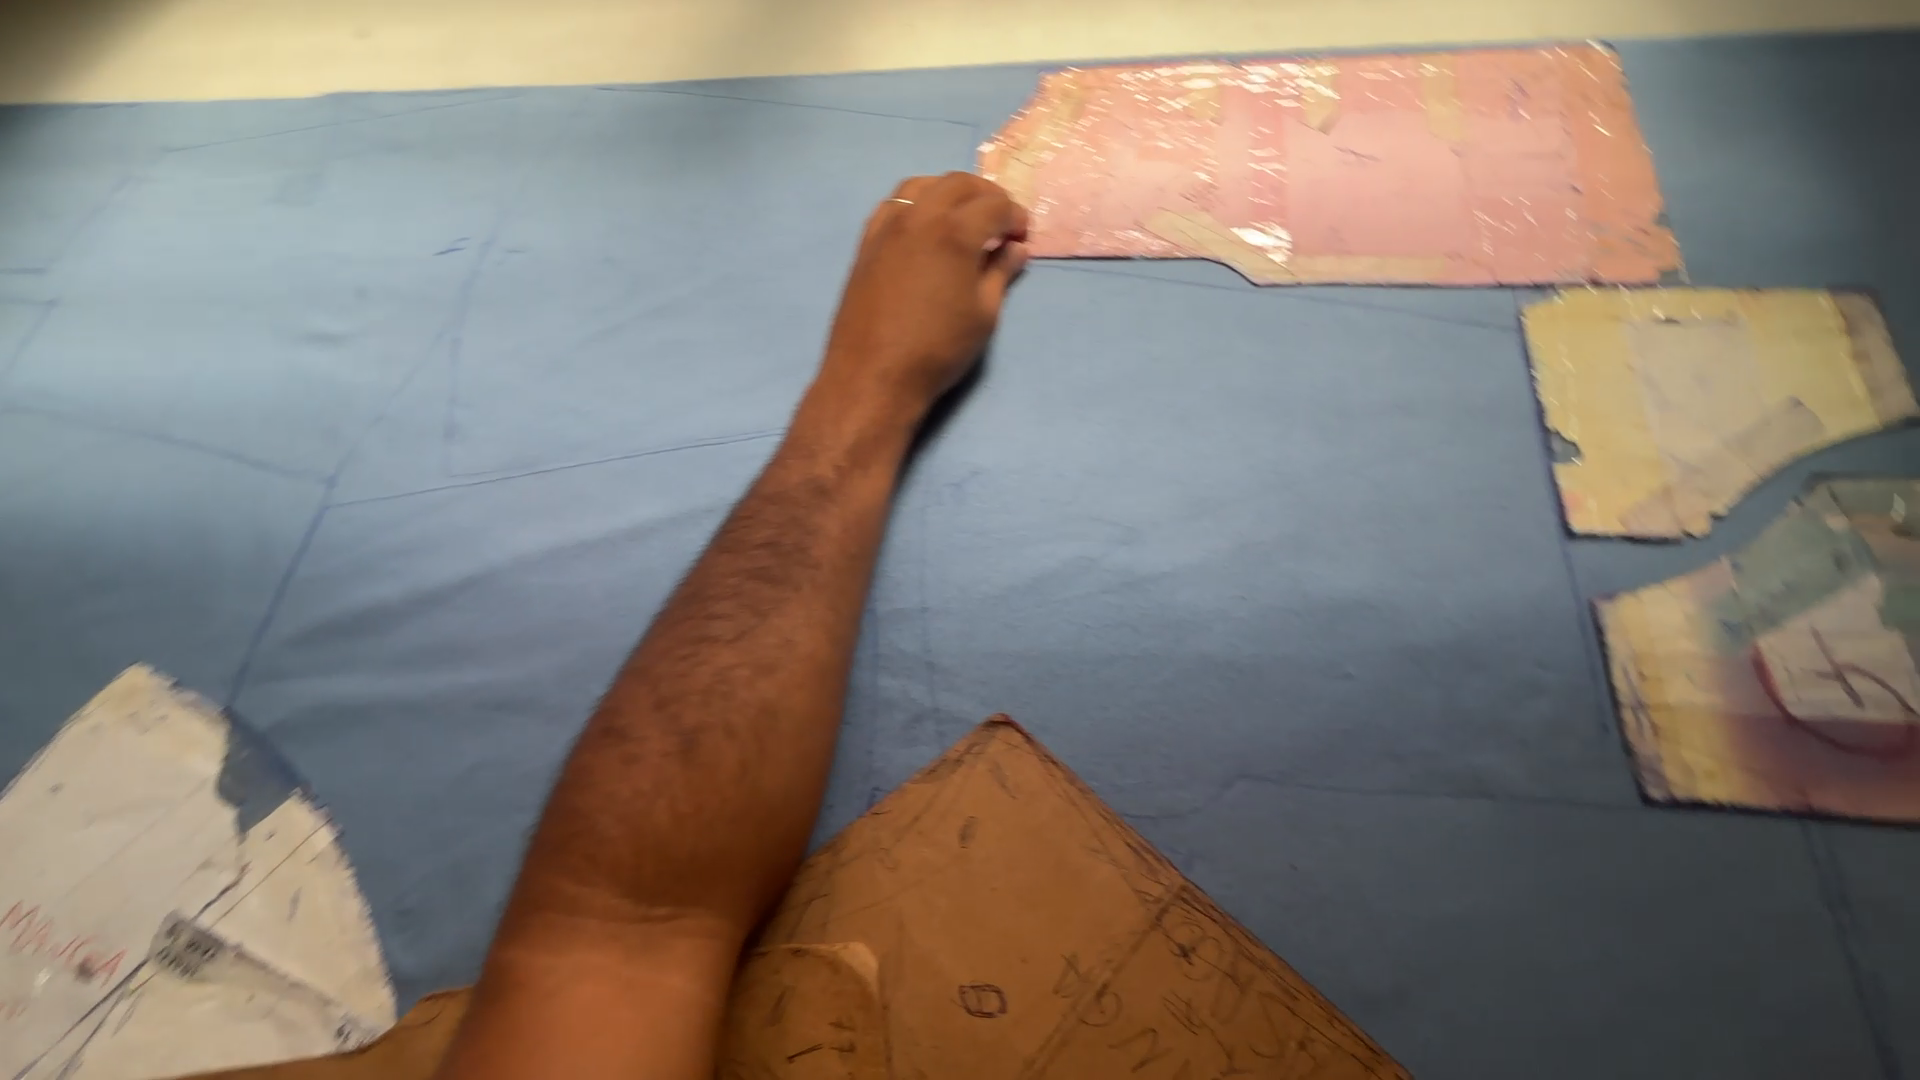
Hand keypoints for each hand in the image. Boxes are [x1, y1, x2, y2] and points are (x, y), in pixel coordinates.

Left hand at [818, 172, 1029, 422]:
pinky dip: (915, 205)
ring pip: (921, 186)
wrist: (874, 375)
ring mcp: (888, 227)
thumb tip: (1016, 250)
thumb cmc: (938, 350)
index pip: (994, 206)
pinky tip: (923, 227)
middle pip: (958, 184)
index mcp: (955, 232)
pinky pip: (893, 206)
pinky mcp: (867, 244)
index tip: (1022, 236)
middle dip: (986, 195)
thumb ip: (1000, 274)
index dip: (1015, 217)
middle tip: (1000, 220)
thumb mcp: (983, 315)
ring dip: (948, 192)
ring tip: (962, 216)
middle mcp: (919, 217)